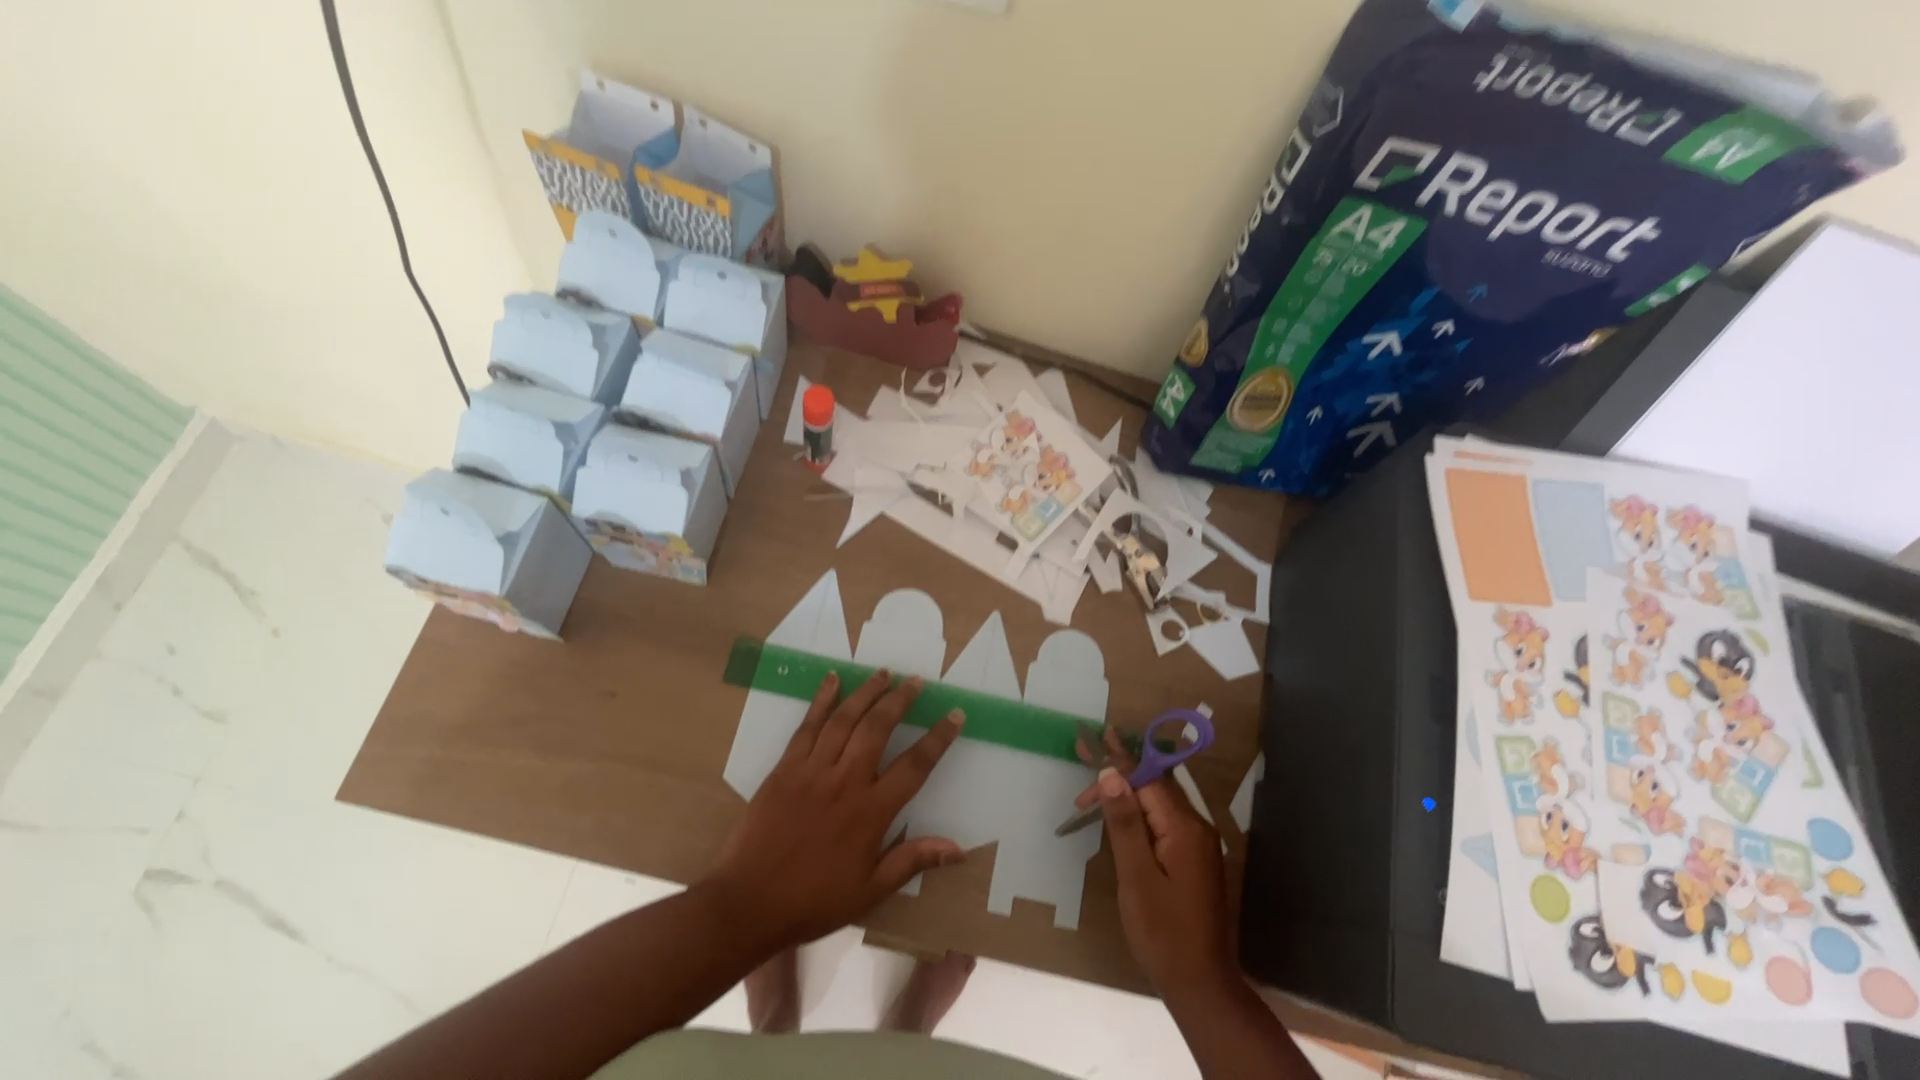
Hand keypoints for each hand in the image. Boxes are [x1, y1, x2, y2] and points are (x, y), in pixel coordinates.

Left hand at [703, 670, 965, 950]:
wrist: (749, 902)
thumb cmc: (814, 900)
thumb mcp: (871, 890)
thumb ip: (913, 860)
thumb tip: (959, 848)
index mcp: (871, 812)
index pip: (915, 766)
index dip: (938, 739)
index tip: (955, 715)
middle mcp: (845, 782)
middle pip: (878, 728)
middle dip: (900, 700)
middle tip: (916, 681)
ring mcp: (812, 771)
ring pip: (844, 720)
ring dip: (866, 692)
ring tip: (883, 672)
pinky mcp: (784, 769)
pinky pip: (806, 726)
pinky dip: (821, 700)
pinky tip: (831, 680)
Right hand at [1089, 732, 1235, 996]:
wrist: (1199, 981)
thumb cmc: (1162, 931)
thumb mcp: (1136, 876)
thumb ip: (1125, 823)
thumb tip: (1113, 774)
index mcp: (1183, 829)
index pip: (1147, 780)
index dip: (1119, 757)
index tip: (1095, 734)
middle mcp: (1195, 828)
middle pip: (1154, 786)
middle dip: (1119, 769)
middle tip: (1084, 753)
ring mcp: (1197, 845)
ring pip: (1159, 803)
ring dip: (1126, 792)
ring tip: (1091, 789)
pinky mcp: (1192, 861)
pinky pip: (1163, 821)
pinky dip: (1138, 812)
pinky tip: (1120, 814)